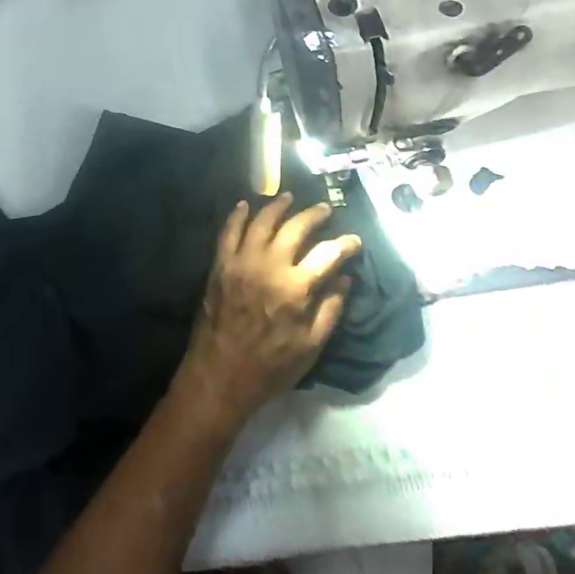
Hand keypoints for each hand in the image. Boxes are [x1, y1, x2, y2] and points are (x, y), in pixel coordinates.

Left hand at [171, 193, 362, 427]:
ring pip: (262, 222)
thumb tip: (346, 278)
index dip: (346, 244)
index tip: (354, 240)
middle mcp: (269, 266)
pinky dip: (237, 215)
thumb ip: (331, 309)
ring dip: (277, 206)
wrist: (220, 375)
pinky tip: (245, 205)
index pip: (328, 254)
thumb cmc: (271, 367)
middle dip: (314, 215)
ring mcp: (241, 261)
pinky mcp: (220, 264)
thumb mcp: (311, 346)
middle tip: (324, 209)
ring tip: (289, 198)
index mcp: (296, 288)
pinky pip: (228, 231)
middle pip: (295, 228)